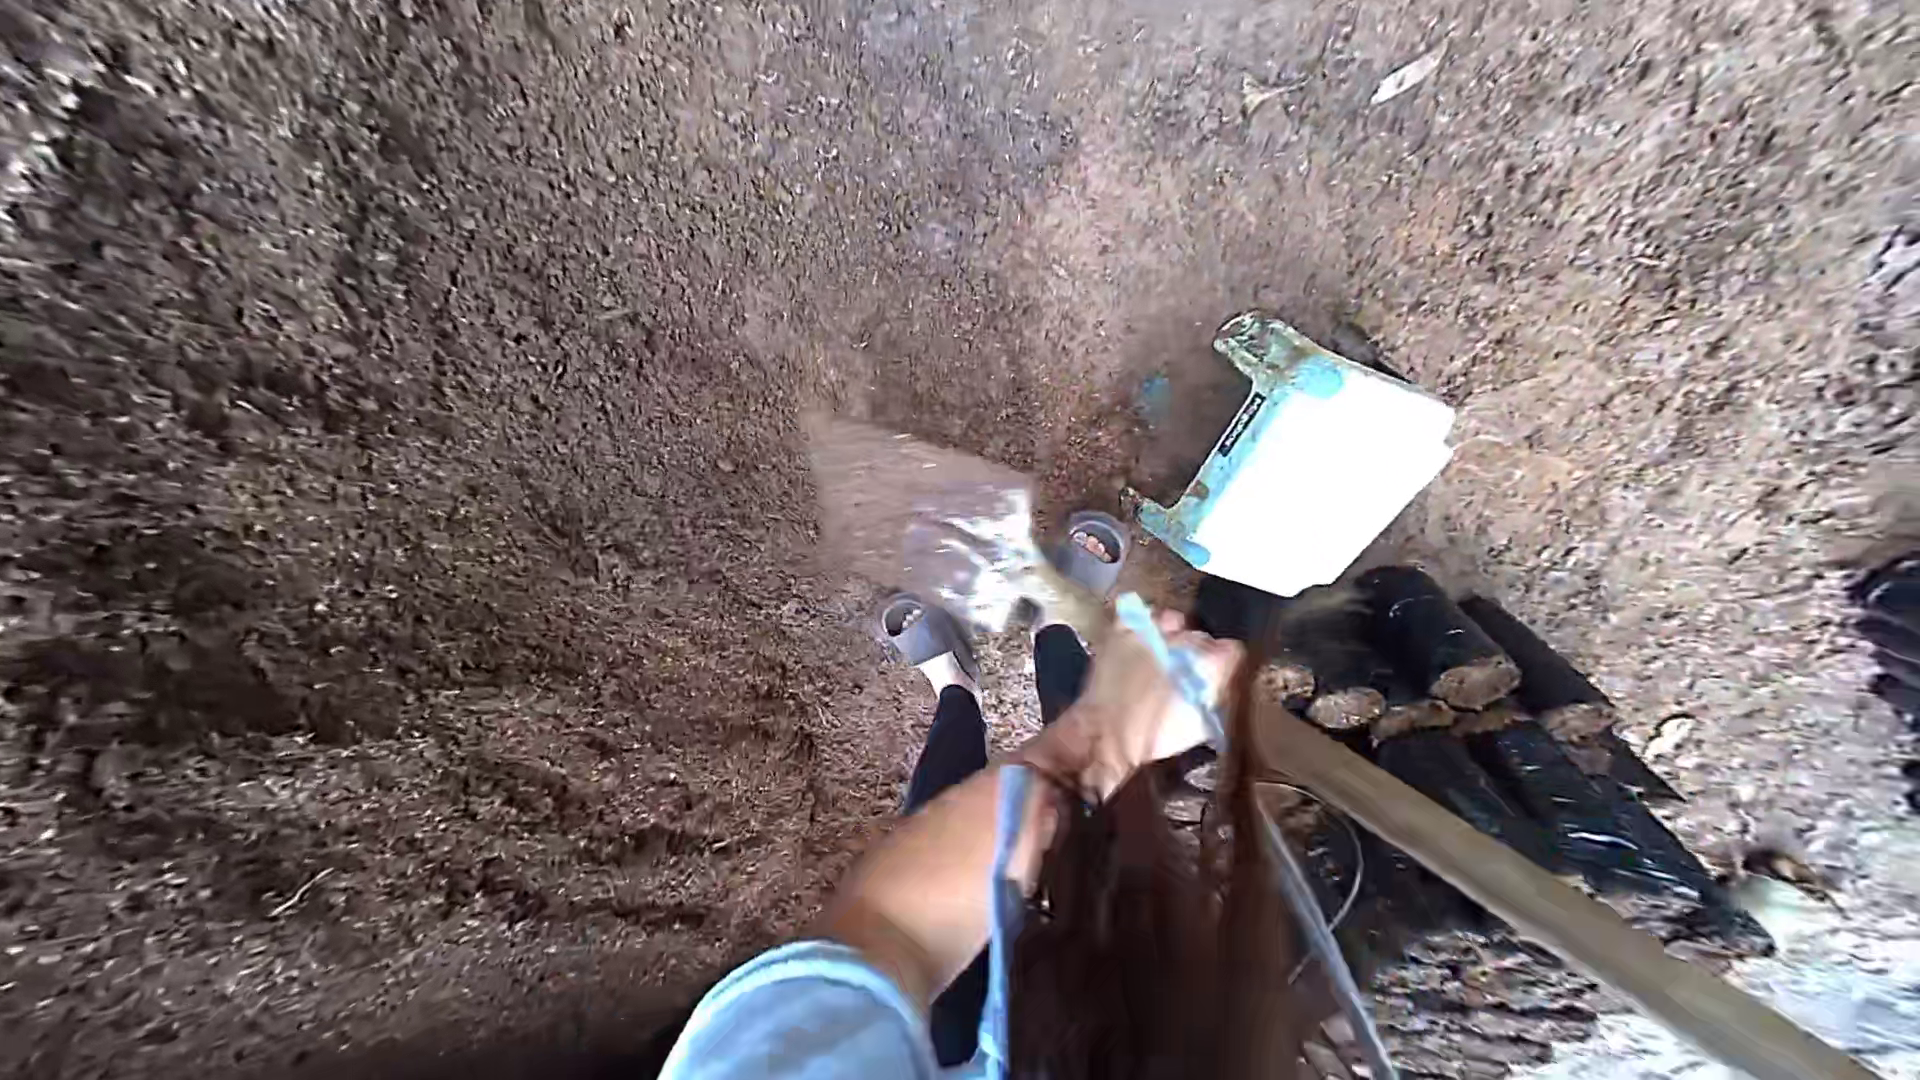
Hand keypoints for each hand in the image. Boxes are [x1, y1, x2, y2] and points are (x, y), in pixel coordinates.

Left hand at [1022, 609, 1242, 797]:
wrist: (1108, 734)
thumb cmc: (1157, 735)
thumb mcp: (1201, 724)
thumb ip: (1216, 697)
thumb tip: (1221, 685)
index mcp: (1210, 664)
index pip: (1232, 649)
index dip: (1224, 661)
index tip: (1217, 671)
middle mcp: (1184, 641)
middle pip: (1201, 636)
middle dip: (1197, 651)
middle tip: (1186, 668)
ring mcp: (1151, 631)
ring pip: (1172, 619)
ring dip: (1170, 632)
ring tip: (1161, 649)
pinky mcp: (1122, 629)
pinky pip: (1137, 613)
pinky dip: (1140, 622)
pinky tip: (1140, 636)